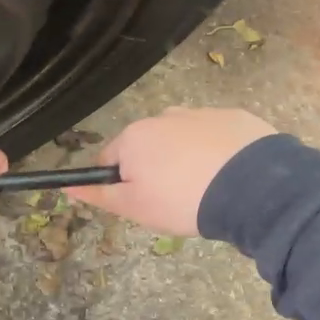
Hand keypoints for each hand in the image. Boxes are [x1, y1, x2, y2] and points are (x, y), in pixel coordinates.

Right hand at [64, 108, 276, 237]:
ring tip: (204, 189)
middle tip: (172, 199)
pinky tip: (228, 176)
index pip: (110, 160)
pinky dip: (215, 153)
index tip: (139, 201)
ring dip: (185, 160)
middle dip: (154, 169)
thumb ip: (99, 194)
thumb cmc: (181, 199)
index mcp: (133, 137)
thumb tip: (68, 187)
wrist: (252, 188)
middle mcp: (163, 116)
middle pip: (147, 147)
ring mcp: (201, 113)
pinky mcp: (235, 117)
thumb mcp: (133, 207)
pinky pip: (215, 137)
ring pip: (181, 140)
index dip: (120, 183)